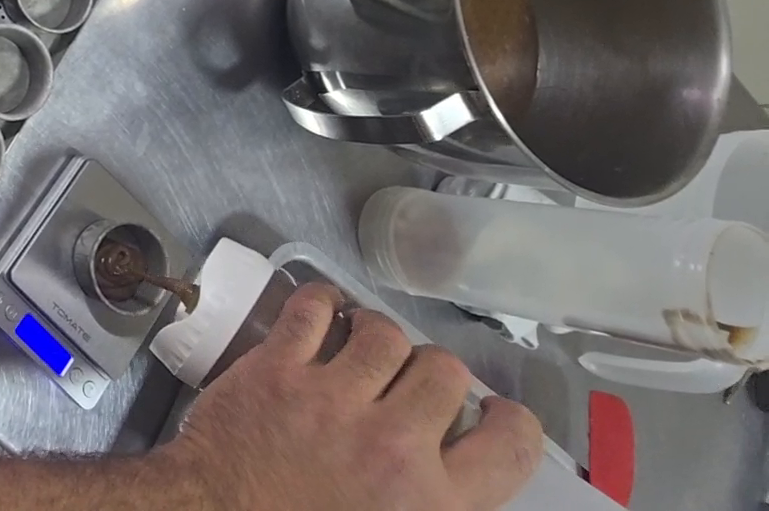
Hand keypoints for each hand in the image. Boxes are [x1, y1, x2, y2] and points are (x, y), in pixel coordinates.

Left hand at [161, 284, 542, 510]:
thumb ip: (435, 504)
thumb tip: (457, 469)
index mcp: (437, 501)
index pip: (510, 444)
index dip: (507, 419)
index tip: (486, 407)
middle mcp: (394, 442)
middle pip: (441, 369)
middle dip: (431, 365)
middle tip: (407, 373)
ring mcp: (331, 398)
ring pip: (382, 333)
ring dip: (378, 328)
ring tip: (363, 336)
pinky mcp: (276, 367)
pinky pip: (310, 310)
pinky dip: (321, 297)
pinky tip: (324, 304)